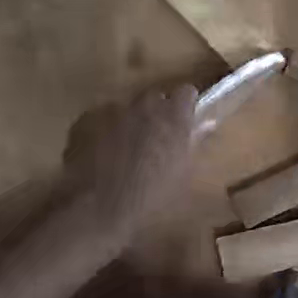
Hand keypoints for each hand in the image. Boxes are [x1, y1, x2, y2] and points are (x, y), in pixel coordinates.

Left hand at [58, 85, 197, 237]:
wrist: (98, 206)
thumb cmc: (151, 196)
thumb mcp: (183, 173)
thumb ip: (196, 142)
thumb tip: (209, 123)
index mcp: (173, 118)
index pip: (186, 91)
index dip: (186, 104)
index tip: (187, 119)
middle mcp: (145, 108)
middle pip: (156, 96)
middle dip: (159, 111)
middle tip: (159, 136)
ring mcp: (115, 113)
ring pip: (130, 108)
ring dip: (134, 120)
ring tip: (131, 147)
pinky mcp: (88, 122)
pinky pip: (104, 118)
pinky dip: (108, 130)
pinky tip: (105, 153)